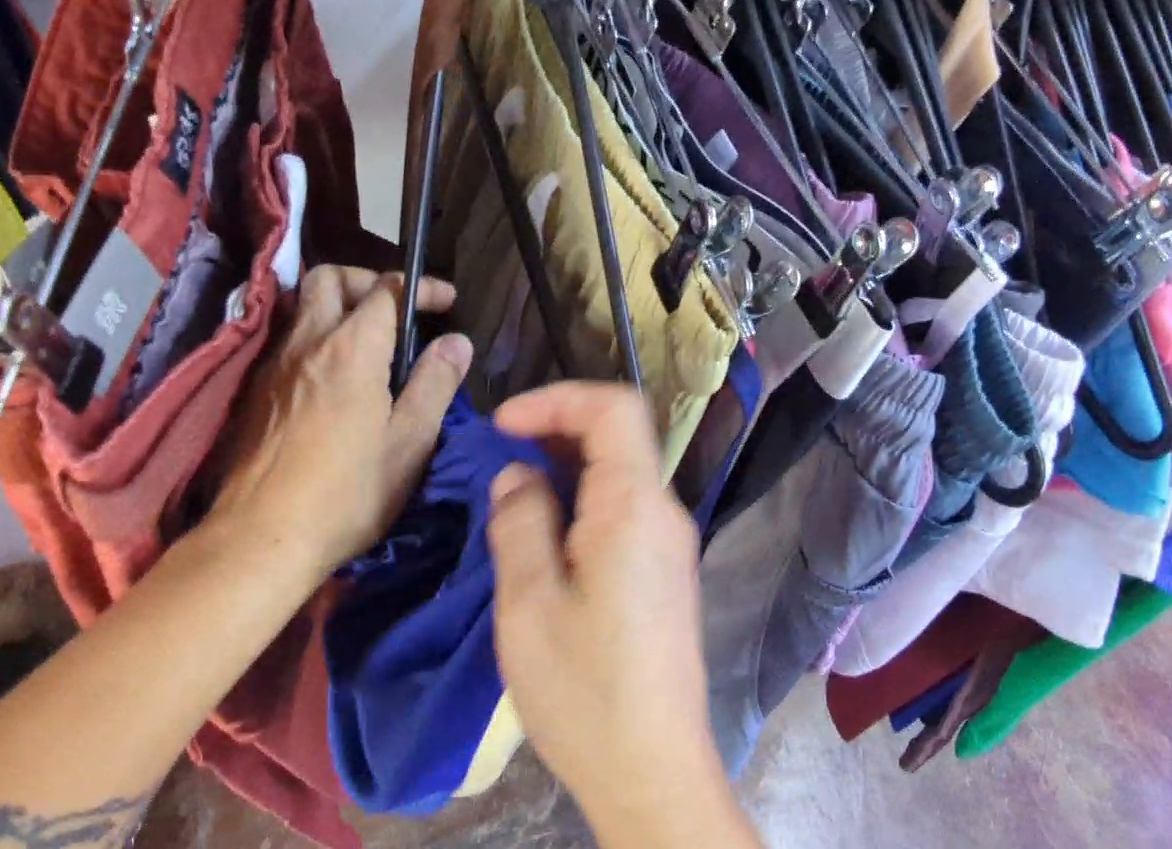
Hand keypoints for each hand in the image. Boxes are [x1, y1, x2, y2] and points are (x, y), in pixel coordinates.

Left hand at [208, 267, 472, 579]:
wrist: (260, 539)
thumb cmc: (348, 493)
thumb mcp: (410, 441)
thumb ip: (435, 383)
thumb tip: (457, 340)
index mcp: (351, 348)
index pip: (386, 289)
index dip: (420, 287)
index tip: (446, 301)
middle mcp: (308, 343)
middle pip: (330, 279)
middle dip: (369, 280)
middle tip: (397, 309)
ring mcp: (275, 366)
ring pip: (304, 309)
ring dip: (339, 307)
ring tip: (370, 341)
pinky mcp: (256, 393)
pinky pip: (289, 342)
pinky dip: (318, 338)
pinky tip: (335, 377)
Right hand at [486, 384, 751, 845]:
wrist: (652, 771)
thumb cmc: (584, 689)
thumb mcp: (529, 602)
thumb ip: (520, 521)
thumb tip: (518, 475)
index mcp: (635, 506)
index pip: (613, 409)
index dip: (556, 400)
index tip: (502, 425)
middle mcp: (664, 514)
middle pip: (619, 438)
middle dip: (557, 432)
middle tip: (501, 460)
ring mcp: (670, 546)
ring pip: (621, 476)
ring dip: (567, 471)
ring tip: (514, 499)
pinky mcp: (666, 575)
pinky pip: (624, 512)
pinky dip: (583, 503)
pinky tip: (546, 540)